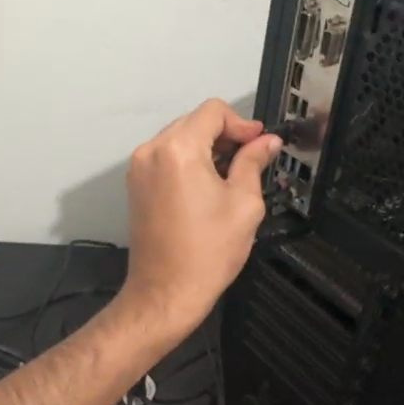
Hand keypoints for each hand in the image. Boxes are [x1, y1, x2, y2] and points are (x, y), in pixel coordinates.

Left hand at [120, 99, 281, 329]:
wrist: (165, 293)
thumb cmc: (208, 253)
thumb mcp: (244, 204)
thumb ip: (254, 163)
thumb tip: (267, 142)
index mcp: (178, 150)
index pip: (212, 112)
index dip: (241, 123)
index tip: (259, 143)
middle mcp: (152, 151)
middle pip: (194, 122)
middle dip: (225, 135)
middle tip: (250, 159)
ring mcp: (139, 168)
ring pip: (179, 138)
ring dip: (206, 148)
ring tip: (230, 176)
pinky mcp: (136, 185)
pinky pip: (166, 158)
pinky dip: (188, 162)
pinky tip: (207, 187)